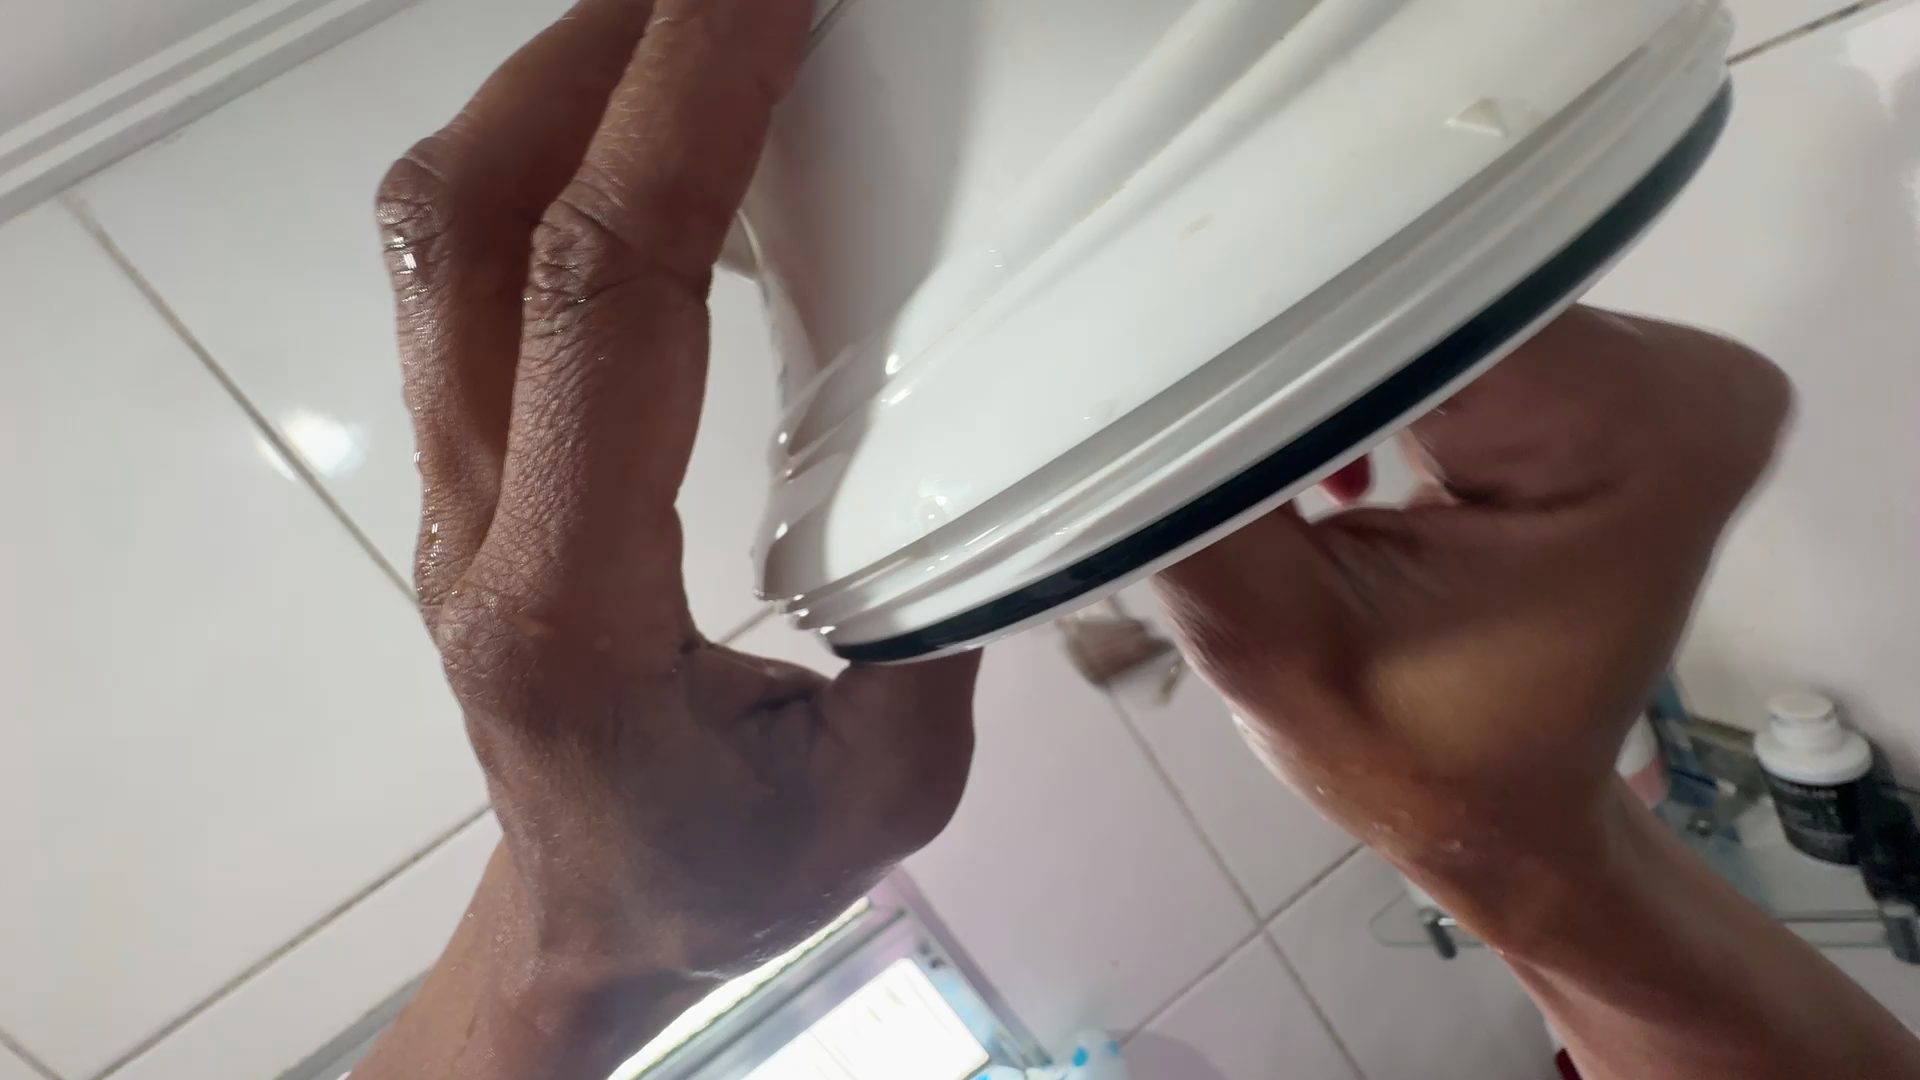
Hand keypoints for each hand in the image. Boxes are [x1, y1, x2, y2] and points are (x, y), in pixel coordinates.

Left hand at [374, 0, 977, 986]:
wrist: (604, 909)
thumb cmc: (732, 870)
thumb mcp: (888, 789)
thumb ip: (939, 635)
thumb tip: (975, 478)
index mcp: (577, 606)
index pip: (609, 302)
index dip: (688, 117)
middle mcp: (479, 522)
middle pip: (479, 218)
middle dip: (607, 53)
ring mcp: (453, 488)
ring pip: (448, 226)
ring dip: (564, 87)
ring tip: (693, 27)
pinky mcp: (474, 471)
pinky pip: (475, 273)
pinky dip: (553, 164)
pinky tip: (647, 143)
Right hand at [1154, 307, 1790, 932]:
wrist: (1483, 802)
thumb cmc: (1400, 753)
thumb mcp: (1264, 637)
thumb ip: (1196, 506)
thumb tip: (1120, 393)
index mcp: (1631, 432)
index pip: (1415, 305)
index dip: (1282, 326)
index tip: (1170, 355)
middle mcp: (1666, 377)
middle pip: (1420, 297)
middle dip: (1291, 352)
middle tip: (1186, 409)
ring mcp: (1636, 377)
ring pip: (1418, 315)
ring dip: (1315, 377)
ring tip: (1253, 454)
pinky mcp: (1584, 394)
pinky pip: (1436, 344)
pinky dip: (1352, 389)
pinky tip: (1316, 461)